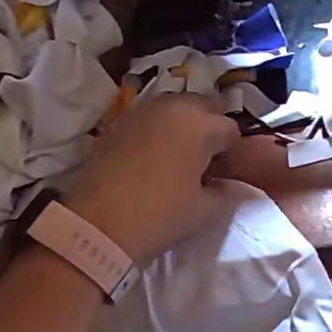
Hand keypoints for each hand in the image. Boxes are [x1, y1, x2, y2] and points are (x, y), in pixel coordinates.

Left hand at [61, 94, 238, 263]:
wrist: (97, 225)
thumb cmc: (159, 215)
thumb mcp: (203, 211)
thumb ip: (226, 194)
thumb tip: (232, 185)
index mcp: (199, 123)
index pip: (230, 129)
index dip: (233, 153)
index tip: (227, 175)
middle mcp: (172, 106)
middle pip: (203, 107)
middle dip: (211, 129)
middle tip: (208, 163)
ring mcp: (141, 111)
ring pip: (175, 109)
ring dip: (185, 127)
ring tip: (183, 160)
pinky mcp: (119, 124)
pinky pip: (151, 120)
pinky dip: (161, 132)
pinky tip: (157, 160)